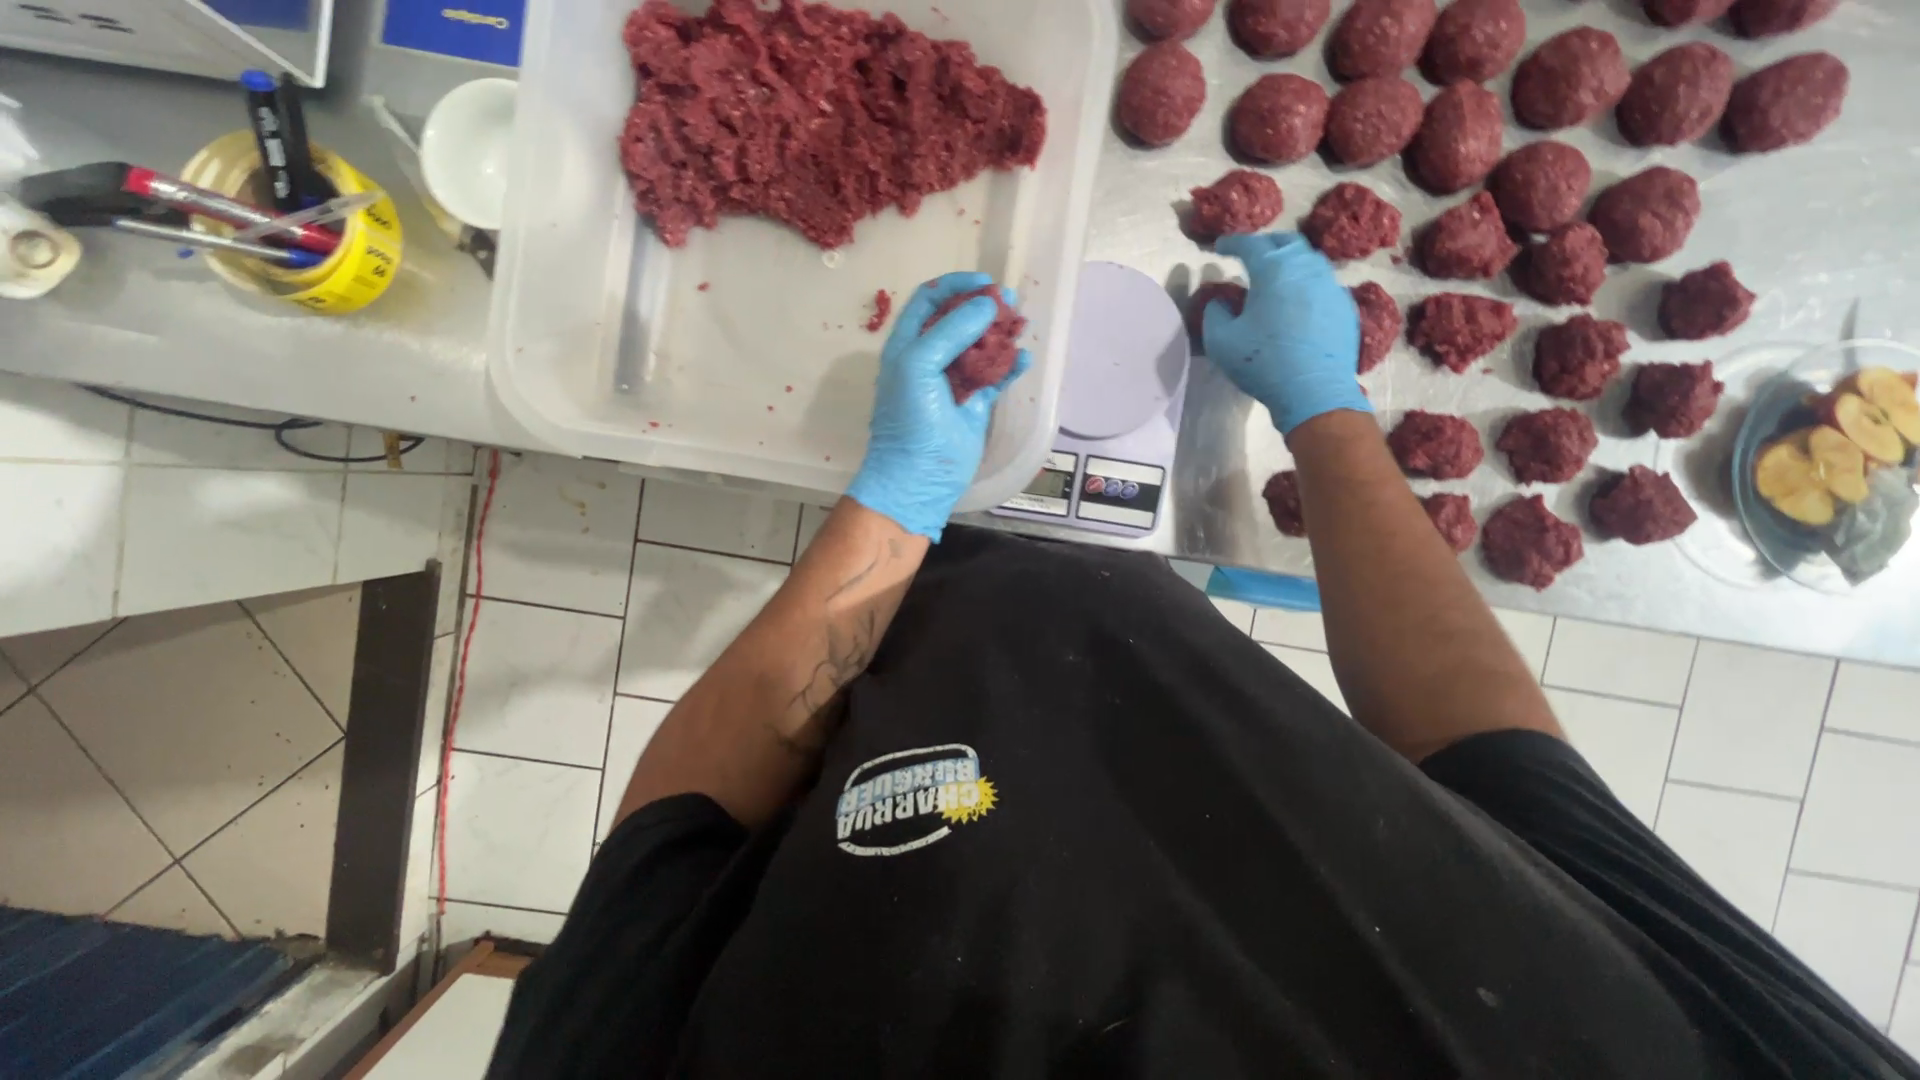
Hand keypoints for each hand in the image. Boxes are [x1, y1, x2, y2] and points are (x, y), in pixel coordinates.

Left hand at [847, 272, 1031, 539]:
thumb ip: (951, 330)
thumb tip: (987, 304)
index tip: (983, 282)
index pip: (929, 300)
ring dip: (1000, 333)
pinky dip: (1010, 365)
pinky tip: (1024, 357)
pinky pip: (996, 377)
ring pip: (981, 346)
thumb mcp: (920, 365)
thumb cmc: (910, 418)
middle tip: (1009, 302)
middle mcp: (930, 358)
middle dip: (983, 307)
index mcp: (908, 345)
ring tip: (1020, 324)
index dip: (954, 285)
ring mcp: (954, 381)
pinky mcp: (975, 404)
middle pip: (959, 319)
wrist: (918, 476)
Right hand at [1201, 232, 1370, 435]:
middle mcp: (1306, 269)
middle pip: (1286, 242)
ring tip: (1275, 277)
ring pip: (1309, 261)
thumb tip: (1220, 302)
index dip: (1232, 243)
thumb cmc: (1262, 363)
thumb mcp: (1221, 342)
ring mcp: (1331, 286)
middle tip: (1251, 254)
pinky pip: (1323, 285)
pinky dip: (1305, 285)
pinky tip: (1297, 303)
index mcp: (1274, 270)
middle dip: (1265, 243)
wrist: (1314, 391)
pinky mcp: (1344, 307)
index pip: (1250, 244)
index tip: (1219, 247)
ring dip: (1288, 263)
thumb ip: (1215, 314)